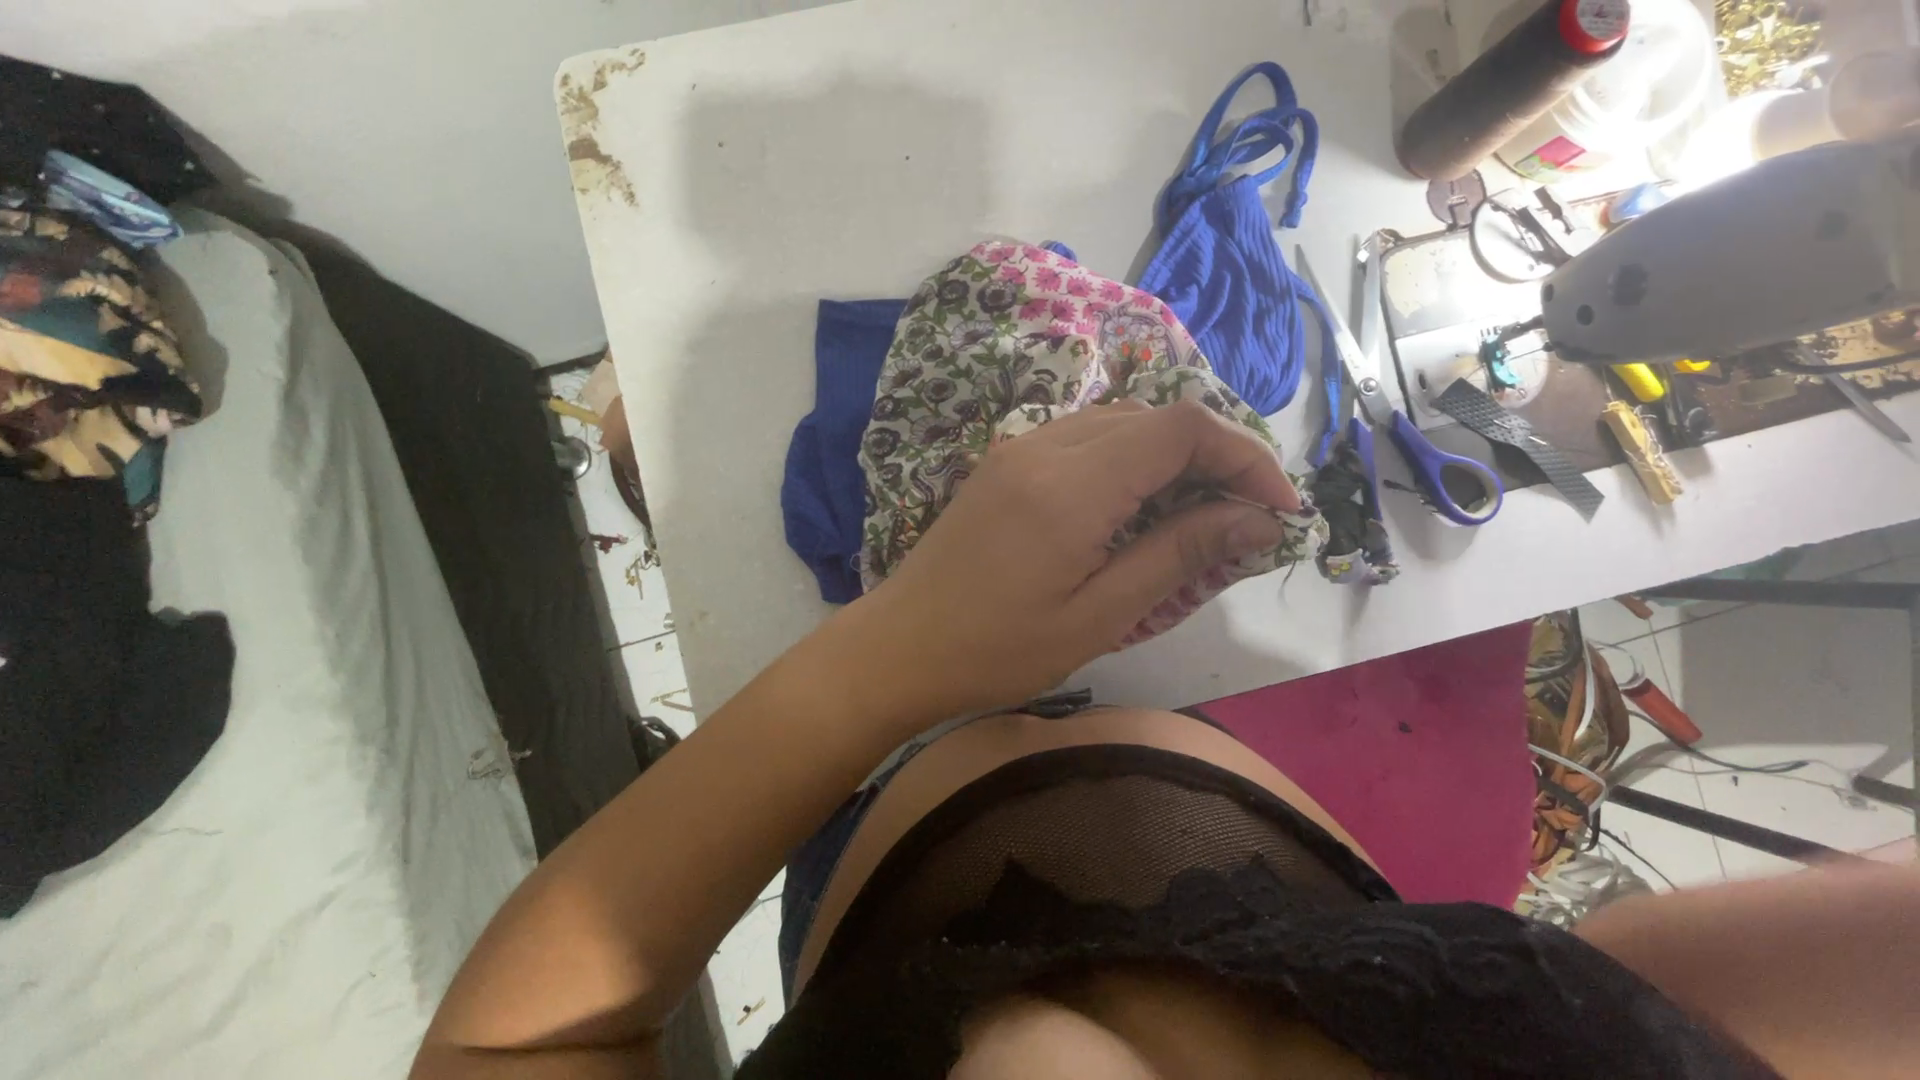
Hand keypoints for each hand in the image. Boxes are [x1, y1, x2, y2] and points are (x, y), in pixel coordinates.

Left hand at [842, 400, 1299, 721]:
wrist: (899, 648)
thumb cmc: (997, 650)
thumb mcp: (1099, 616)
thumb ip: (1178, 557)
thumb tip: (1257, 520)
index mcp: (1071, 485)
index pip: (1182, 428)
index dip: (1244, 456)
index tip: (1278, 509)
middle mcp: (1046, 446)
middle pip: (1156, 417)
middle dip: (1216, 457)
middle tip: (1245, 519)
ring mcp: (1020, 448)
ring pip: (1122, 423)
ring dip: (1173, 457)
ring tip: (1201, 516)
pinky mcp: (1006, 462)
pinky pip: (1086, 439)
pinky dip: (1131, 461)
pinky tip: (1140, 508)